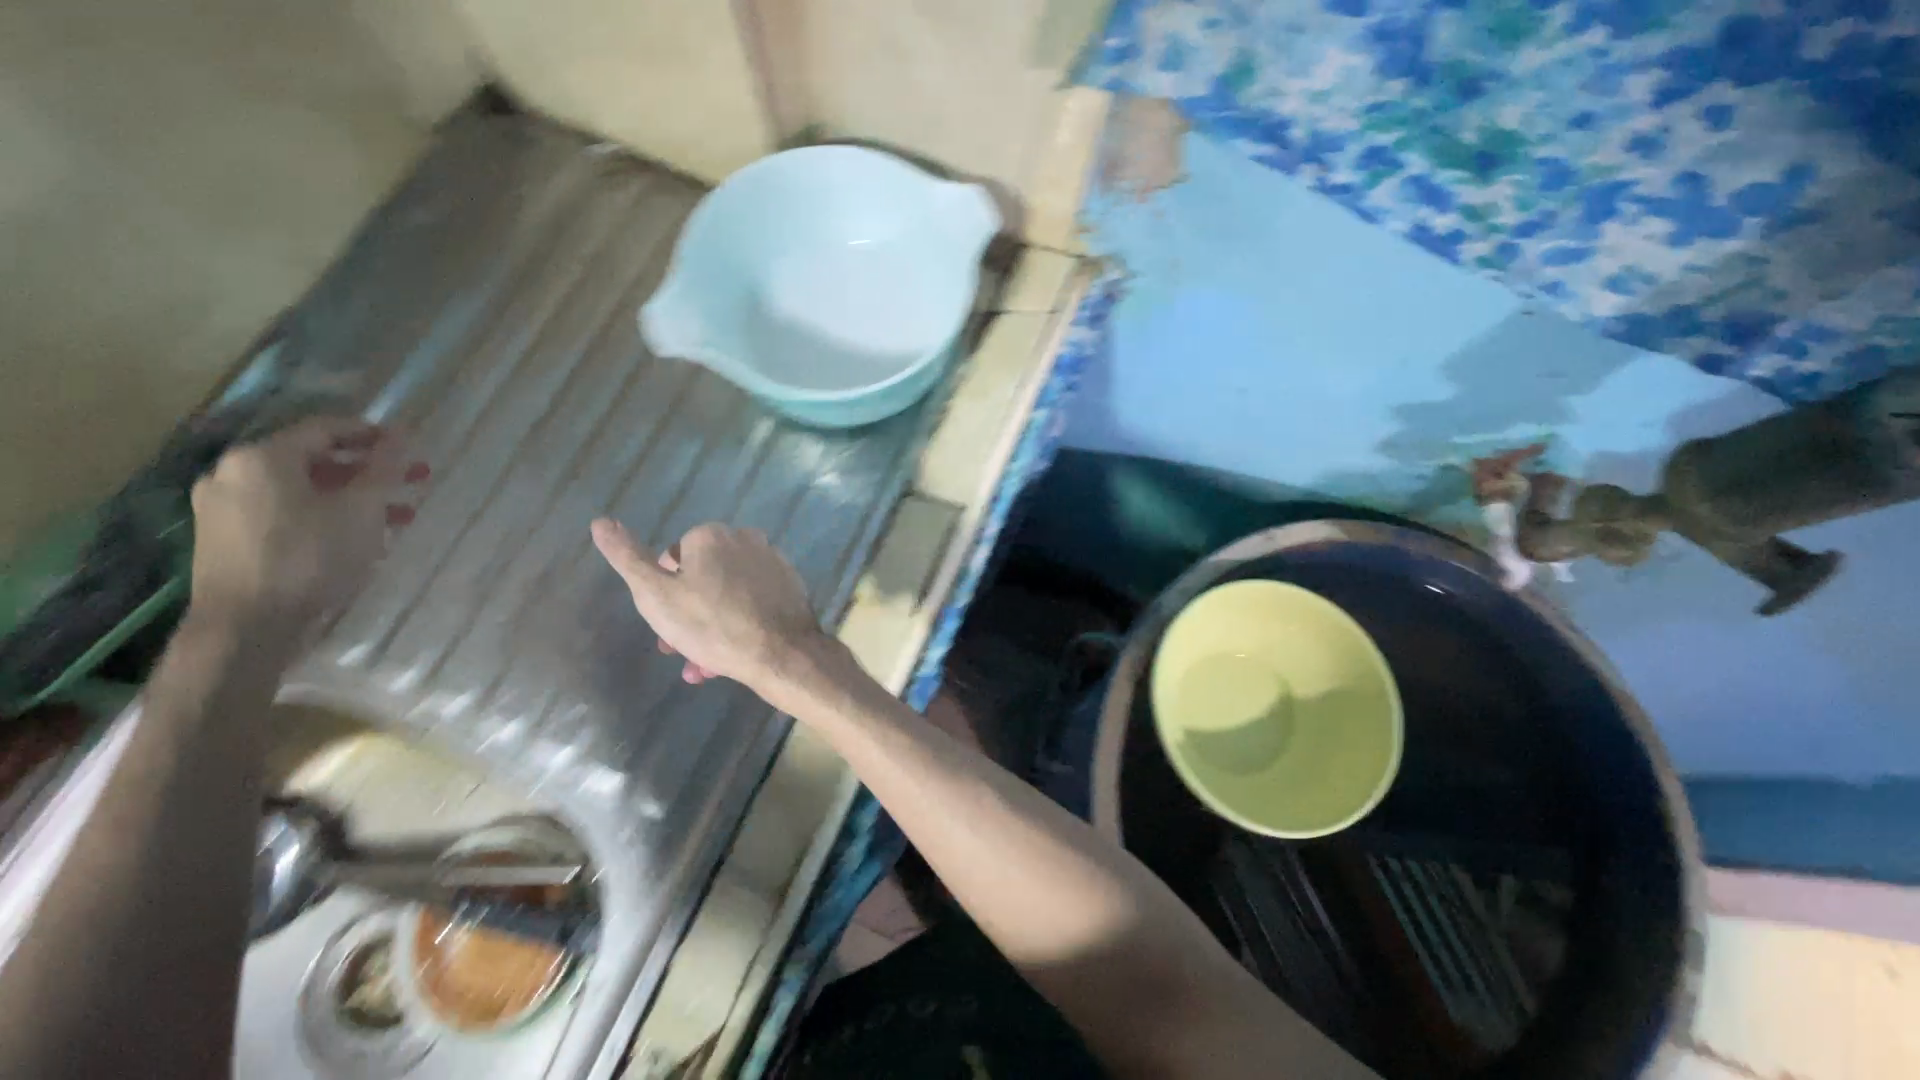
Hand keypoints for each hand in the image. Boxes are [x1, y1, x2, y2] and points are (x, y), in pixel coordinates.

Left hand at [188, 416, 428, 628]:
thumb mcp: (361, 510)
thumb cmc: (309, 559)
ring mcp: (223, 507)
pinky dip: (322, 516)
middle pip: (312, 460)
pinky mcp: (225, 539)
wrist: (246, 627)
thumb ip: (383, 468)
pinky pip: (283, 513)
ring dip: (351, 498)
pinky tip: (354, 538)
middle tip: (412, 482)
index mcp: (262, 457)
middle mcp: (233, 473)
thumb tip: (403, 433)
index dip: (372, 434)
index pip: (325, 429)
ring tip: (396, 517)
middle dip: (368, 471)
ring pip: (300, 490)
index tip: (409, 447)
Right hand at [591, 519, 828, 690]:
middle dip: (688, 615)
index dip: (664, 593)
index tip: (664, 624)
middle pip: (703, 578)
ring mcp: (773, 561)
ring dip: (710, 628)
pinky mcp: (791, 586)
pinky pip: (753, 603)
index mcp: (710, 535)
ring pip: (727, 595)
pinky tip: (730, 657)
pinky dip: (739, 624)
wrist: (781, 654)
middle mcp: (745, 538)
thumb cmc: (711, 625)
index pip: (673, 559)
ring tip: (703, 666)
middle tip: (682, 651)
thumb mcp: (656, 595)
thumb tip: (600, 521)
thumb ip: (627, 558)